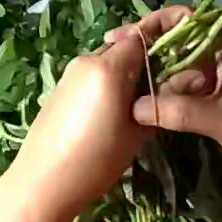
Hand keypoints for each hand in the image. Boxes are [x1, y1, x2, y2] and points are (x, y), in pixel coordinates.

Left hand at [0, 10, 171, 221]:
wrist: (42, 182)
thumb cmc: (96, 160)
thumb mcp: (136, 132)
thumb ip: (158, 102)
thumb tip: (180, 83)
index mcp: (108, 67)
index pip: (141, 39)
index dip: (161, 49)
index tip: (174, 70)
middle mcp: (86, 60)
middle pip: (122, 49)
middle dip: (140, 64)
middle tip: (156, 92)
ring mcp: (69, 73)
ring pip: (105, 62)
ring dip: (121, 75)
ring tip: (132, 107)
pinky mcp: (58, 87)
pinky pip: (89, 75)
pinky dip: (103, 85)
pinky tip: (107, 113)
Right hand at [118, 7, 221, 194]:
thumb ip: (179, 110)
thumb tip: (134, 107)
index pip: (184, 22)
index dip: (153, 24)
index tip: (126, 35)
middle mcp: (214, 63)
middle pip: (171, 46)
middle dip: (143, 49)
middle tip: (111, 53)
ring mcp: (208, 87)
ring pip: (170, 73)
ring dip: (146, 75)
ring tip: (115, 78)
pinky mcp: (204, 110)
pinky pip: (173, 97)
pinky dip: (155, 99)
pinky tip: (133, 102)